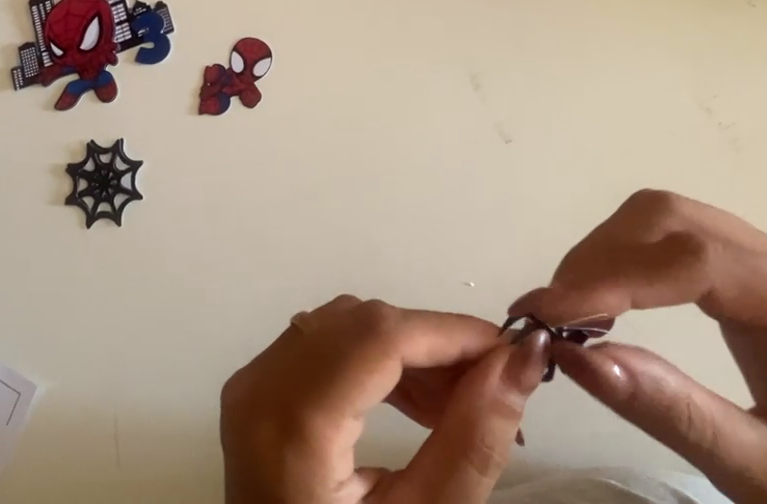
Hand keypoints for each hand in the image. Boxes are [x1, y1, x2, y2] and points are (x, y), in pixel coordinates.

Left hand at [221, 295, 552, 503]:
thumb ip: (468, 443)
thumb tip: (517, 365)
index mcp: (289, 423)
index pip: (377, 336)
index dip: (452, 333)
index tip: (515, 354)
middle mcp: (257, 386)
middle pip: (357, 324)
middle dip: (434, 344)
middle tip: (494, 390)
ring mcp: (249, 386)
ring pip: (341, 327)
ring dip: (408, 353)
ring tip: (463, 407)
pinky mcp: (255, 393)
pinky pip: (322, 347)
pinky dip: (375, 363)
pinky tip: (419, 406)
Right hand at [511, 191, 766, 503]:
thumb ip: (680, 417)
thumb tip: (573, 355)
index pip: (700, 263)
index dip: (614, 278)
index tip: (546, 312)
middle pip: (677, 219)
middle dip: (601, 258)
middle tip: (552, 317)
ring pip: (667, 218)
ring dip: (605, 254)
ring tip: (571, 313)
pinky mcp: (755, 278)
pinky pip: (674, 241)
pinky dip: (623, 262)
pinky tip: (604, 305)